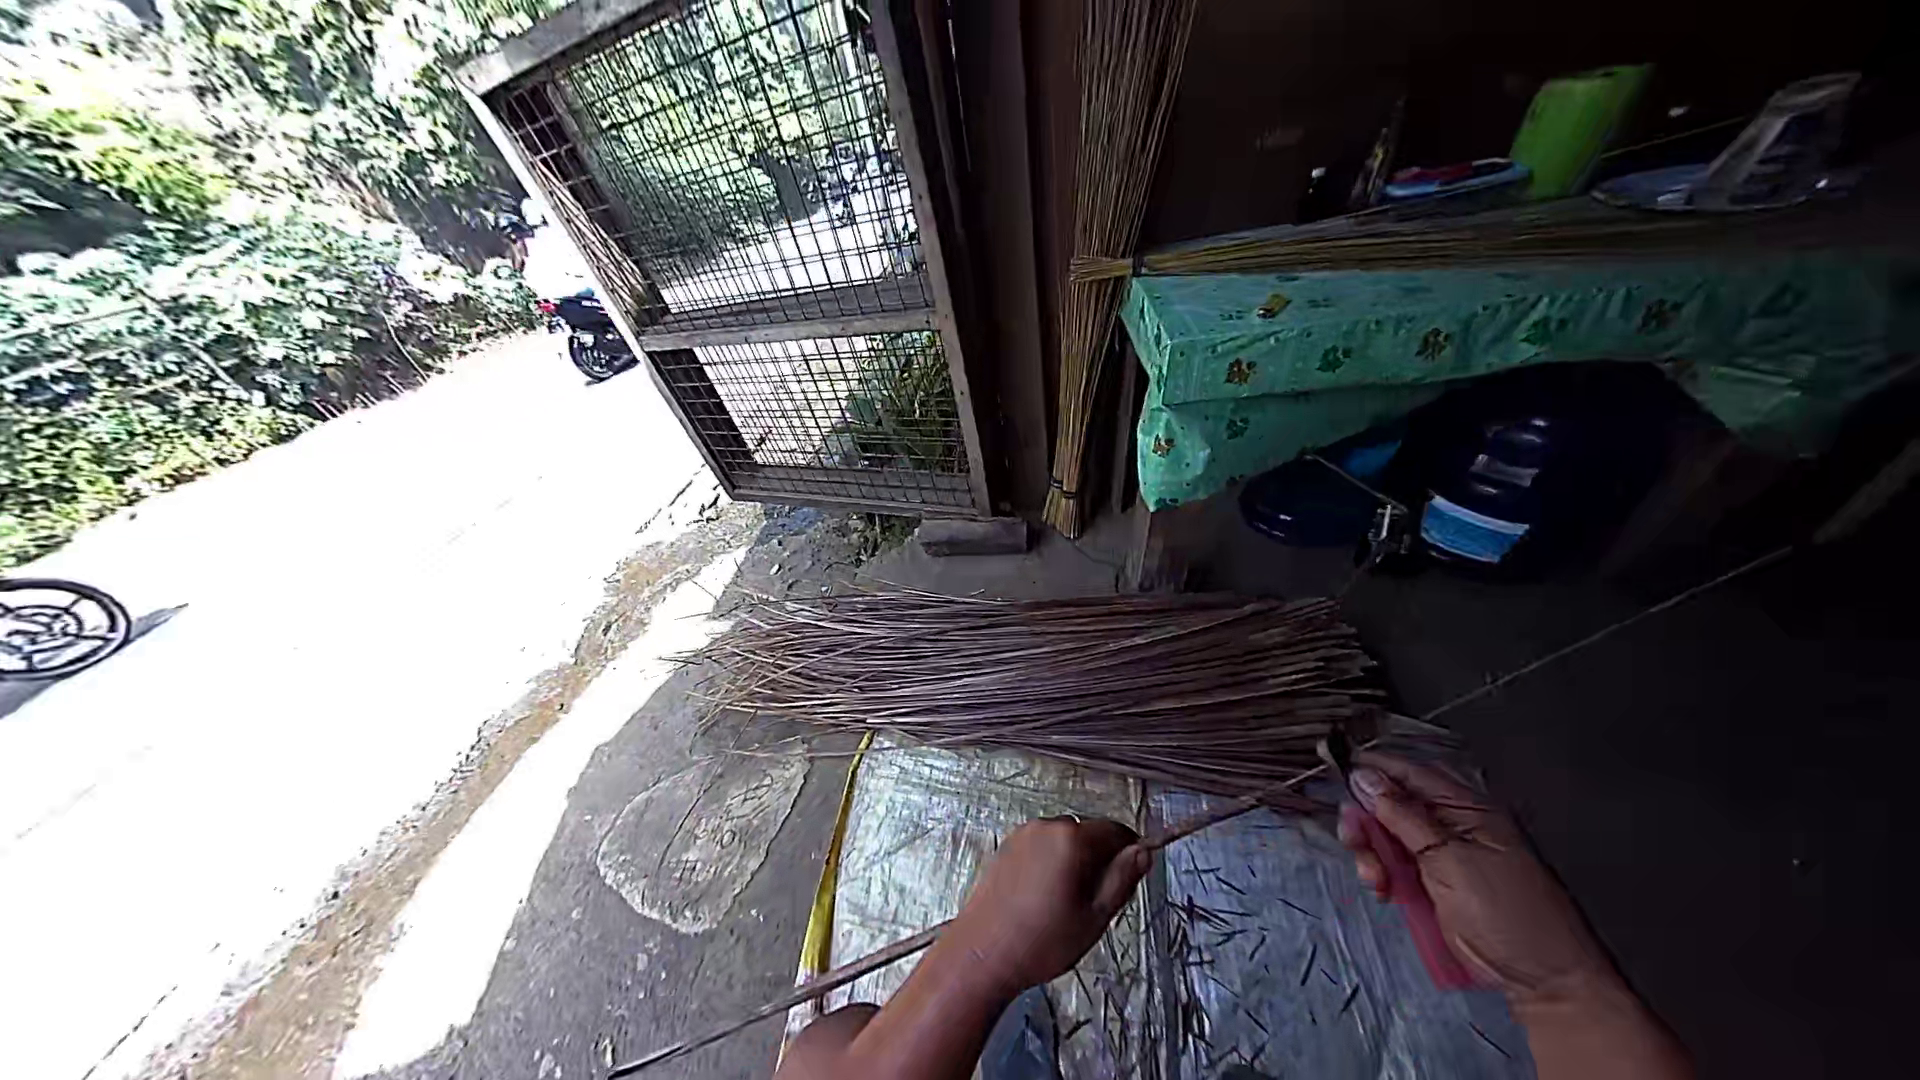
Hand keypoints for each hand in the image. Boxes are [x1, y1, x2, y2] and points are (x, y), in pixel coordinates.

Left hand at [944, 816, 1150, 994]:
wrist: (983, 952)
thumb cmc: (1042, 940)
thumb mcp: (1095, 917)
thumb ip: (1122, 879)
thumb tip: (1143, 852)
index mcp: (1071, 839)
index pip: (1114, 829)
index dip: (1129, 849)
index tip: (1133, 871)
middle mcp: (1046, 826)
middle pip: (1088, 832)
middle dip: (1100, 858)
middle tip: (1099, 899)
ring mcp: (1023, 834)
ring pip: (1064, 839)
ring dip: (1074, 859)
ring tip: (1068, 902)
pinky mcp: (1007, 845)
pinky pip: (1041, 845)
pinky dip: (1050, 861)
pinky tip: (1044, 896)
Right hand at [1337, 753, 1612, 1007]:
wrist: (1544, 985)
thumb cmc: (1511, 915)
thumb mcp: (1450, 859)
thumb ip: (1402, 815)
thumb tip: (1364, 776)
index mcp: (1466, 809)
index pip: (1409, 772)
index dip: (1371, 766)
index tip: (1333, 761)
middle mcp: (1450, 825)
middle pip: (1388, 803)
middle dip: (1365, 819)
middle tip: (1353, 836)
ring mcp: (1439, 855)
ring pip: (1383, 835)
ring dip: (1370, 852)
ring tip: (1376, 877)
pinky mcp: (1430, 883)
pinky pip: (1390, 864)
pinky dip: (1380, 874)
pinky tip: (1385, 890)